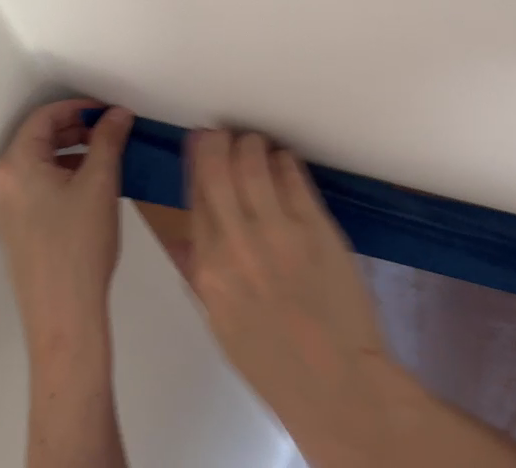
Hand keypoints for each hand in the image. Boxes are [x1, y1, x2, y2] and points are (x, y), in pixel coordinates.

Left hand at [0, 99, 134, 344]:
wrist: (64, 314)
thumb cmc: (80, 244)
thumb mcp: (100, 184)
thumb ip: (108, 140)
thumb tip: (118, 114)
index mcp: (16, 165)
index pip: (43, 117)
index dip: (78, 107)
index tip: (108, 111)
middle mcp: (3, 181)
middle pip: (38, 138)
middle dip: (75, 128)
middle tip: (110, 130)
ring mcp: (7, 207)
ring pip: (39, 163)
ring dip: (71, 151)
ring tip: (107, 156)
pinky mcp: (17, 227)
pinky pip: (38, 185)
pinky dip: (64, 175)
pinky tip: (92, 185)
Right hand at [185, 130, 396, 442]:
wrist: (332, 381)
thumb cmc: (271, 361)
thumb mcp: (218, 322)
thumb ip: (198, 273)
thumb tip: (184, 238)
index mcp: (208, 267)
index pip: (194, 194)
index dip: (196, 162)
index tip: (199, 145)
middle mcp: (236, 241)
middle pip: (218, 167)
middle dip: (218, 142)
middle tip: (223, 134)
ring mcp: (277, 229)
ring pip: (254, 161)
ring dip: (252, 145)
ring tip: (255, 144)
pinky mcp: (316, 225)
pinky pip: (292, 175)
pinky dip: (284, 161)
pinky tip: (283, 161)